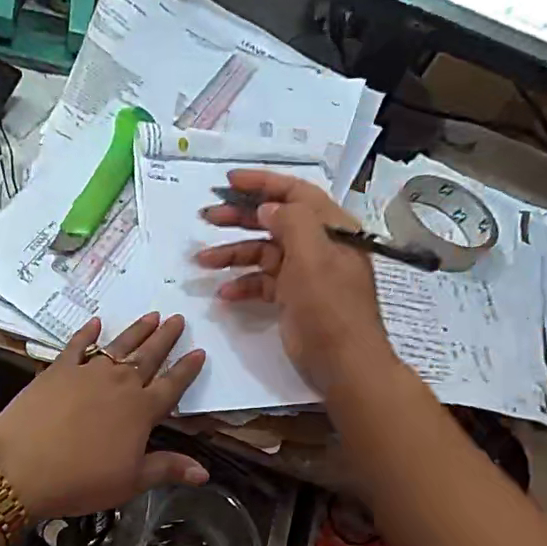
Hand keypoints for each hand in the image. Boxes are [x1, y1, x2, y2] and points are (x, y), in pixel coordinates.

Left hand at [0, 314, 209, 518]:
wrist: (21, 466)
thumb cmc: (80, 479)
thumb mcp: (130, 482)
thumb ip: (167, 469)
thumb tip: (203, 472)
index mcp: (141, 410)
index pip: (173, 385)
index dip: (187, 369)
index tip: (199, 352)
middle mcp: (119, 384)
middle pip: (148, 356)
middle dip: (165, 338)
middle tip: (178, 319)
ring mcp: (87, 373)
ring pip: (119, 345)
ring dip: (136, 330)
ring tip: (151, 316)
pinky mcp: (57, 370)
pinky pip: (77, 346)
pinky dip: (87, 333)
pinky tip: (96, 323)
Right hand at [196, 169, 394, 394]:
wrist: (344, 363)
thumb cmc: (330, 307)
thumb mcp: (313, 257)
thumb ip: (292, 222)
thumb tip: (269, 208)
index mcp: (331, 228)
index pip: (295, 193)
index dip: (262, 184)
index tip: (229, 182)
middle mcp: (319, 245)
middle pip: (275, 220)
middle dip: (240, 218)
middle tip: (207, 217)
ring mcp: (305, 273)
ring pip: (264, 253)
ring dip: (233, 254)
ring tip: (202, 260)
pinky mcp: (293, 298)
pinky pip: (263, 282)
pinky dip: (244, 284)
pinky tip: (225, 292)